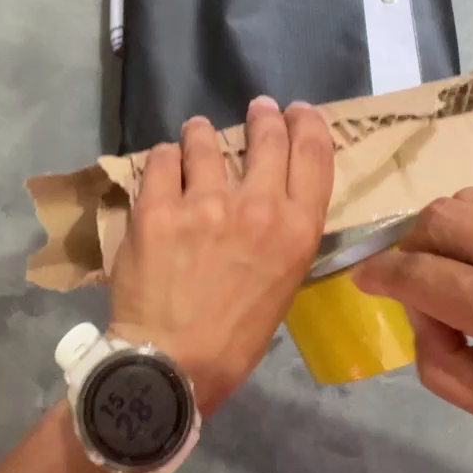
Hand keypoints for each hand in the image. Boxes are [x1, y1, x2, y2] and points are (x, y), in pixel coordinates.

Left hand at [108, 97, 334, 413]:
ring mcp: (205, 204)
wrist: (172, 364)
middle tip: (258, 108)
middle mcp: (258, 207)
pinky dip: (164, 159)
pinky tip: (164, 166)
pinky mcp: (157, 207)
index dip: (308, 124)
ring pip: (205, 139)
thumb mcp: (282, 283)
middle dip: (264, 116)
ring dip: (202, 133)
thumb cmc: (234, 336)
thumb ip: (282, 232)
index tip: (298, 112)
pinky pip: (162, 159)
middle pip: (267, 137)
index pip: (314, 155)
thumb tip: (268, 194)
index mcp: (297, 231)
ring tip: (198, 133)